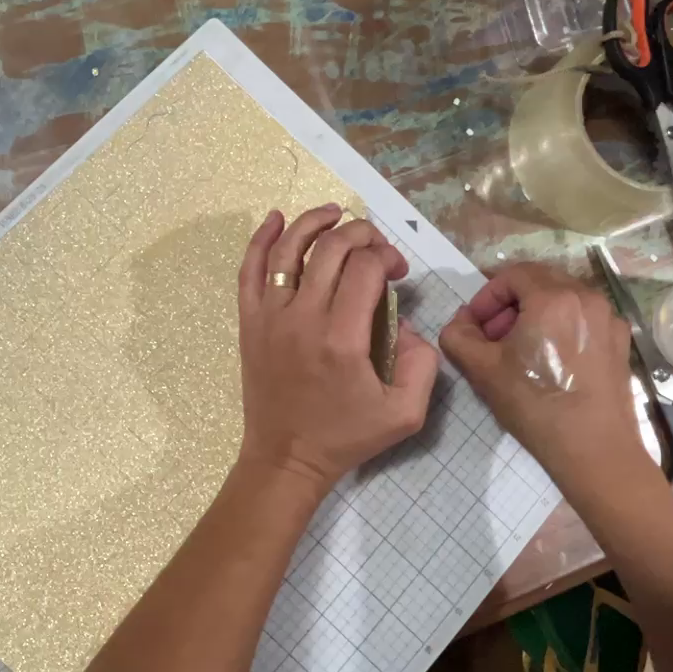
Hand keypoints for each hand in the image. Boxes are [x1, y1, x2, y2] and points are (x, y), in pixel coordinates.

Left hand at [236, 205, 438, 494]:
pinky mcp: (250, 322)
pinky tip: (276, 218)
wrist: (285, 457)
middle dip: (361, 235)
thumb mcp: (405, 413)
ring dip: (314, 222)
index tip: (398, 272)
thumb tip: (408, 322)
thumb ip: (422, 363)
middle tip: (376, 247)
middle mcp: (302, 318)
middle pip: (331, 250)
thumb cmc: (345, 437)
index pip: (365, 269)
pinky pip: (249, 270)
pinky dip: (261, 238)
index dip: (388, 257)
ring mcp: (270, 317)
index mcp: (342, 339)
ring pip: (287, 249)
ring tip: (335, 213)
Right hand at [438, 263, 647, 486]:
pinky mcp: (620, 342)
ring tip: (519, 350)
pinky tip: (548, 363)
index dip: (486, 296)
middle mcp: (587, 298)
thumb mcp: (481, 369)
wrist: (593, 449)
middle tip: (492, 336)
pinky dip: (559, 328)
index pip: (512, 274)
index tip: (473, 324)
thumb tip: (461, 323)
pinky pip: (582, 320)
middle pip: (540, 281)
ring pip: (562, 300)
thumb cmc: (534, 403)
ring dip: (534, 315)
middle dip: (509, 303)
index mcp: (554, 297)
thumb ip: (458, 336)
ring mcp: (609, 319)